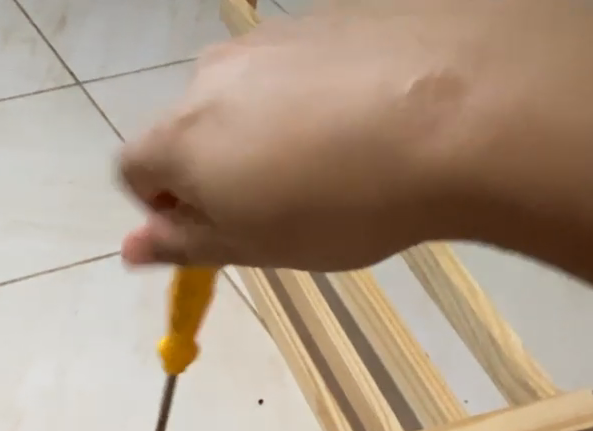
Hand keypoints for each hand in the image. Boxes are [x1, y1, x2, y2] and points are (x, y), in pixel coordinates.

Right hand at [118, 0, 563, 269]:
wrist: (461, 111)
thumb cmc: (337, 205)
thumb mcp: (251, 246)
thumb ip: (182, 244)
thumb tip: (131, 246)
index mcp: (182, 136)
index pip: (131, 170)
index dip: (158, 207)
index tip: (206, 230)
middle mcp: (213, 75)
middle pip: (186, 129)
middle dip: (210, 170)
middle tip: (269, 209)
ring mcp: (274, 38)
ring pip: (243, 96)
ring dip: (259, 135)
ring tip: (326, 168)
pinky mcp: (332, 17)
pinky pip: (296, 69)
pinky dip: (310, 102)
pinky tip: (362, 128)